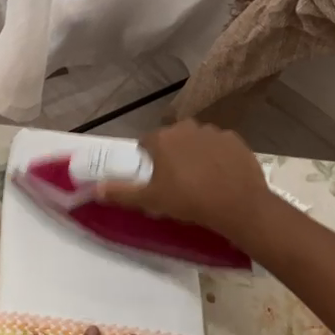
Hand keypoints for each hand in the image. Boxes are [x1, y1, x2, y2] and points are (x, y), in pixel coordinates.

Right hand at [96, 121, 285, 237]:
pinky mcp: (236, 140)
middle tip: (177, 181)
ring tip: (201, 180)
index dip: (148, 160)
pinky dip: (219, 157)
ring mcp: (214, 132)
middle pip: (172, 139)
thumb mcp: (150, 200)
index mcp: (162, 138)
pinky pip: (220, 146)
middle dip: (172, 155)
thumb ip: (120, 192)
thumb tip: (94, 189)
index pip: (146, 143)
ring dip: (195, 154)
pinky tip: (222, 176)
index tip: (155, 179)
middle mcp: (186, 128)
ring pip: (197, 141)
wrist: (239, 206)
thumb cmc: (189, 200)